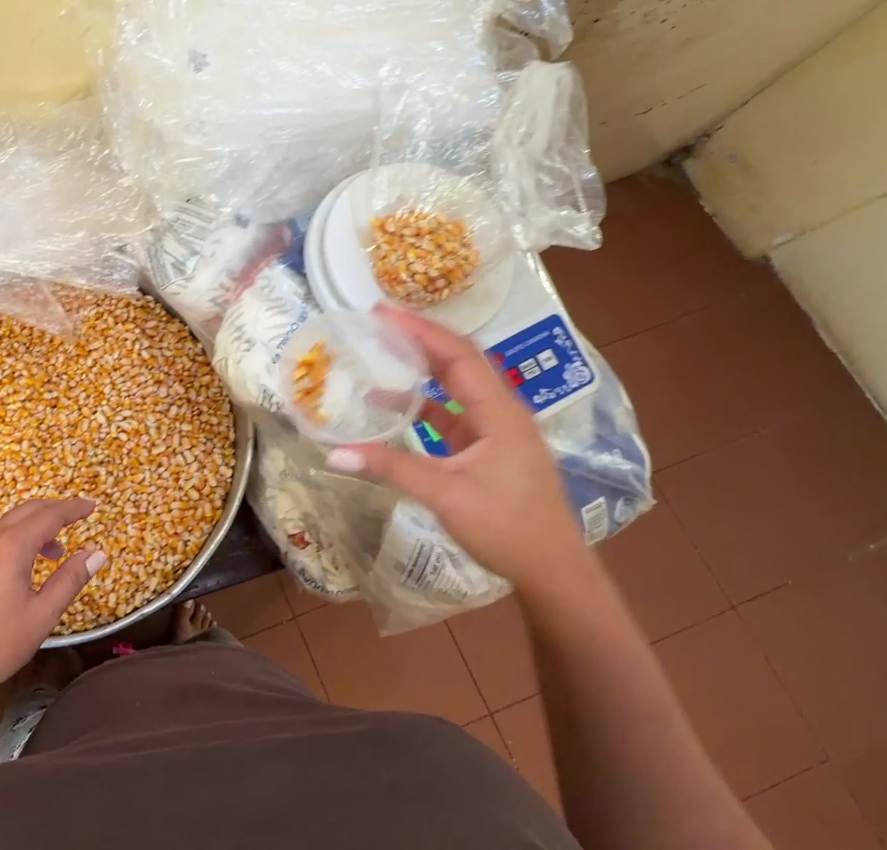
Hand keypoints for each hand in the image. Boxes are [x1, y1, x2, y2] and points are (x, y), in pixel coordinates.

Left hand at [0, 498, 105, 710]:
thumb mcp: (42, 615)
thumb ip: (70, 580)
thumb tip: (97, 554)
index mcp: (11, 547)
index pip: (49, 516)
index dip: (73, 509)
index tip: (92, 505)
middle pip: (26, 511)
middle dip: (54, 511)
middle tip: (78, 518)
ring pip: (7, 525)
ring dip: (34, 528)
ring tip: (55, 553)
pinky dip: (14, 540)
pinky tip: (20, 567)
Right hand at [325, 305, 589, 588]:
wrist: (553, 571)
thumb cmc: (507, 527)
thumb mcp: (445, 494)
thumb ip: (391, 468)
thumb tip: (333, 453)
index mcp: (499, 412)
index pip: (457, 354)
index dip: (419, 330)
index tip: (380, 313)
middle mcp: (501, 412)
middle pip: (458, 362)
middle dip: (419, 340)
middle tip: (376, 324)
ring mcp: (497, 432)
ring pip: (456, 388)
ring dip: (420, 371)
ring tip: (380, 355)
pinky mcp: (489, 451)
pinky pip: (452, 415)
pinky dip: (423, 406)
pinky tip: (392, 409)